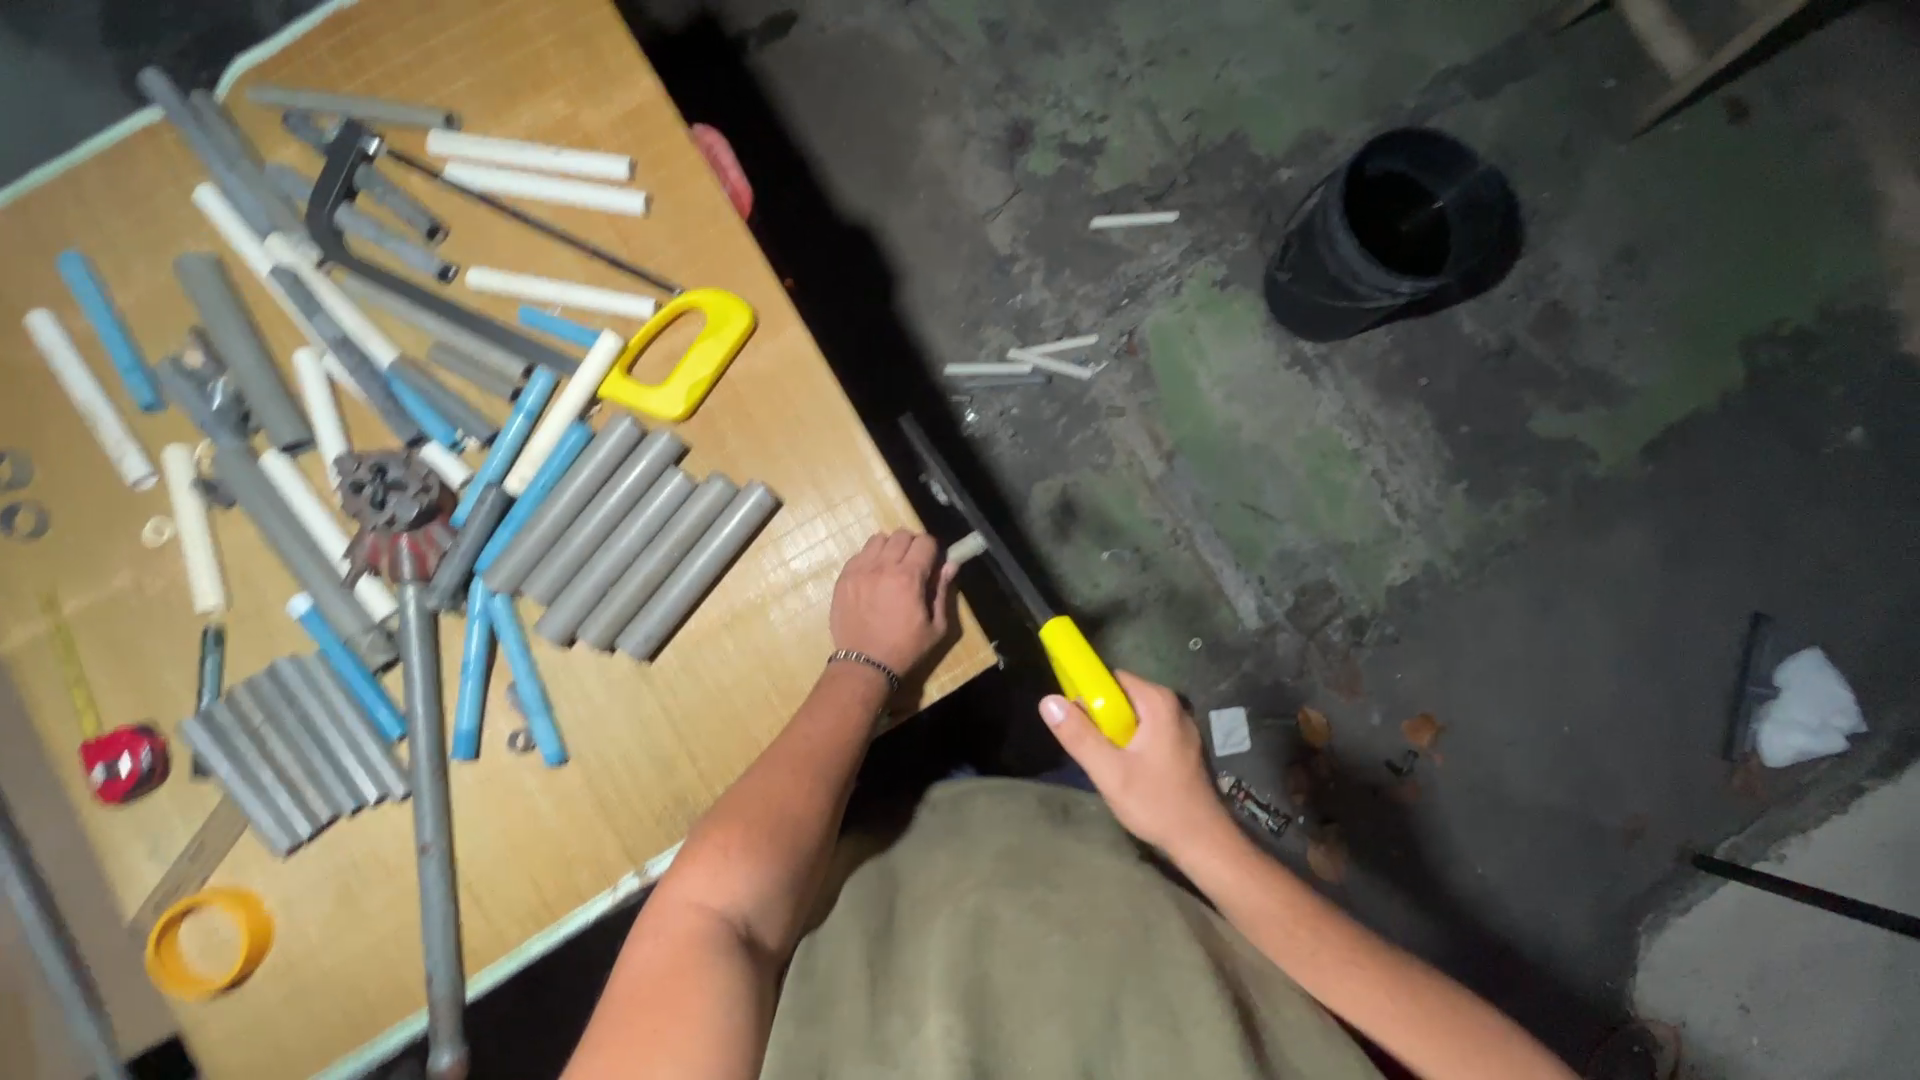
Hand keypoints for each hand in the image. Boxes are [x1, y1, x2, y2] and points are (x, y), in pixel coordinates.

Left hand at [830, 530, 956, 674]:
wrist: (864, 664)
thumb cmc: (905, 649)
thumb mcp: (936, 626)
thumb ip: (942, 591)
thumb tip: (950, 565)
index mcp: (909, 577)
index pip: (925, 541)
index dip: (933, 550)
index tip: (932, 563)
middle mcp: (883, 567)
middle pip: (902, 534)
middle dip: (913, 545)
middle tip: (914, 564)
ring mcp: (860, 570)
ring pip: (878, 539)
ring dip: (890, 548)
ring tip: (891, 567)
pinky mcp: (844, 578)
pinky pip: (859, 554)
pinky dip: (870, 559)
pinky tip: (873, 577)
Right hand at [1039, 671, 1230, 853]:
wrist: (1203, 841)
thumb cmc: (1156, 803)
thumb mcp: (1110, 772)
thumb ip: (1079, 736)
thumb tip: (1048, 701)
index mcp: (1158, 702)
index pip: (1111, 679)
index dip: (1088, 696)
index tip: (1076, 724)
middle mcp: (1172, 706)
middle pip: (1122, 697)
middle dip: (1101, 719)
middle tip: (1092, 751)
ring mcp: (1179, 726)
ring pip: (1132, 717)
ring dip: (1114, 735)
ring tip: (1108, 765)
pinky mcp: (1181, 745)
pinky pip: (1146, 732)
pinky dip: (1131, 744)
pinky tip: (1128, 773)